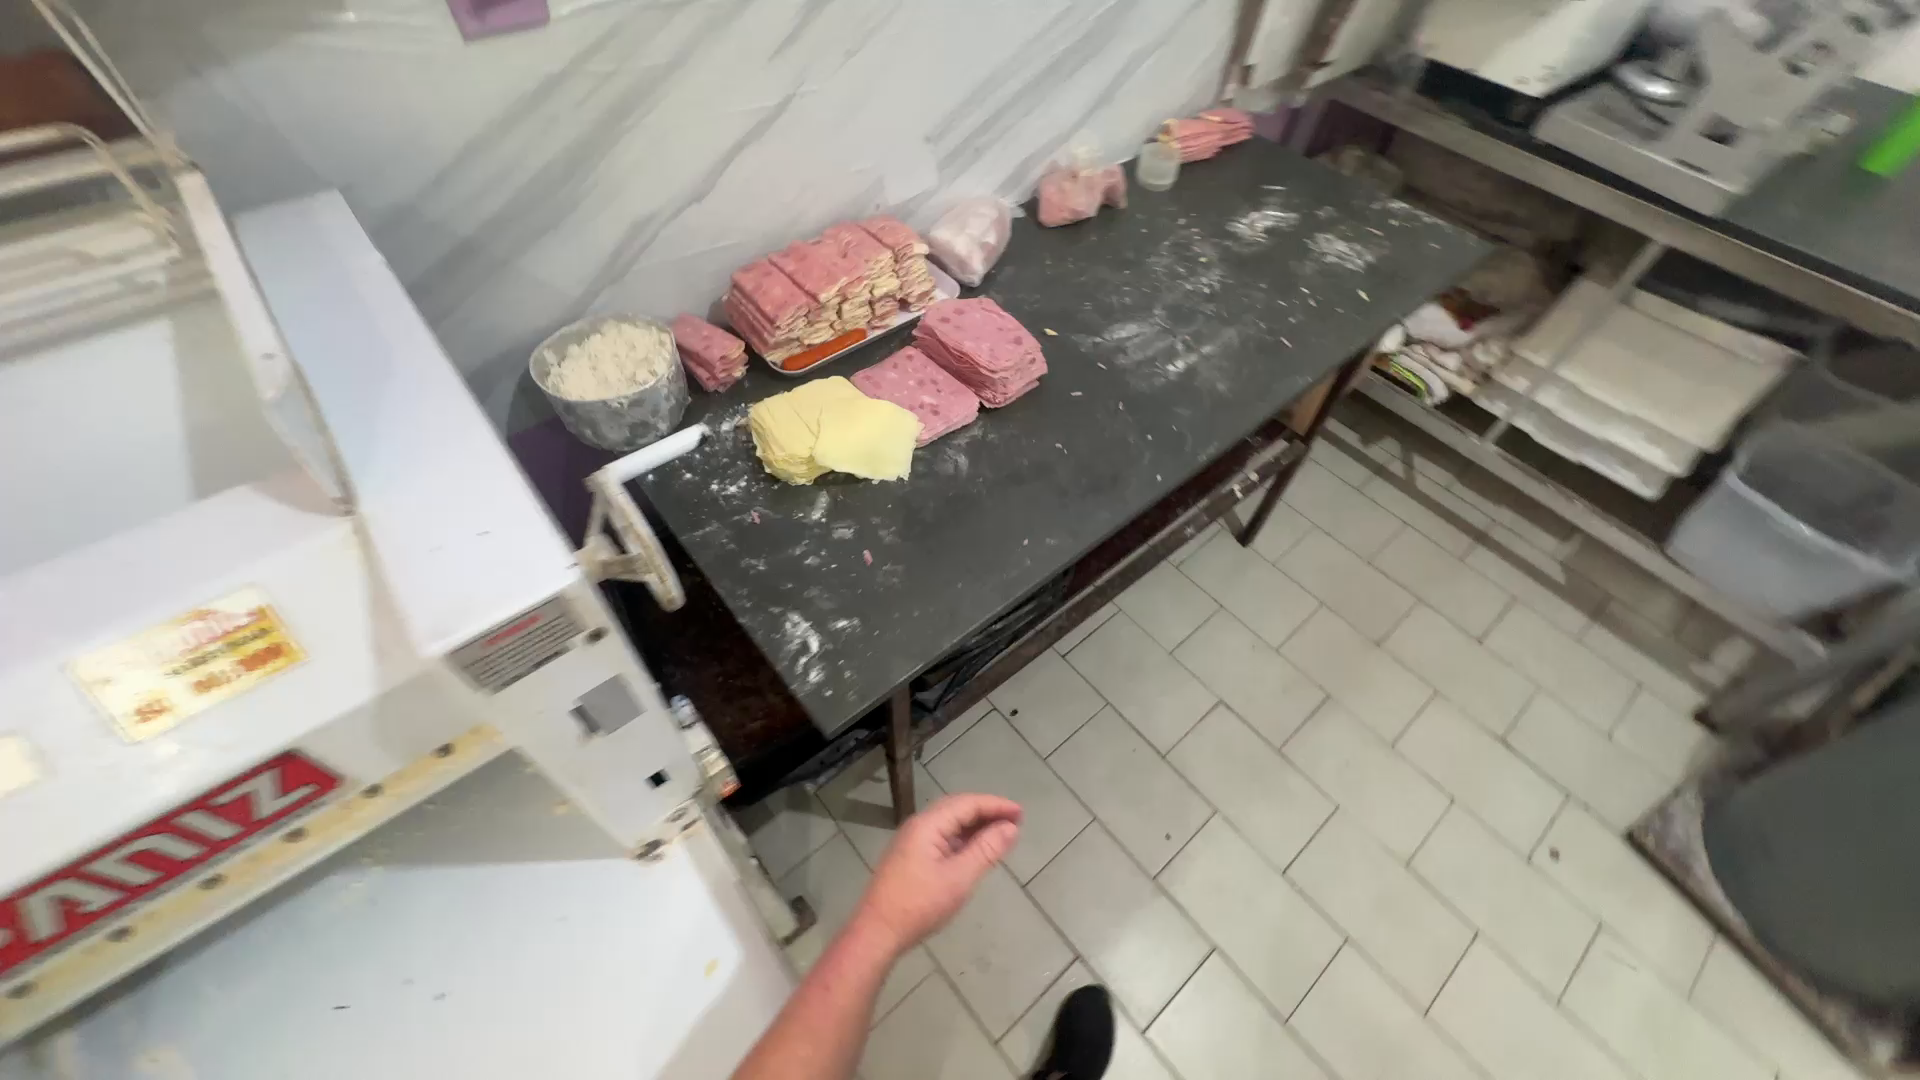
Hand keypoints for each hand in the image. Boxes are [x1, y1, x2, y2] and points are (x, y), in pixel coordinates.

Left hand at [853, 794, 1022, 956]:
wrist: (877, 932)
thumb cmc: (919, 904)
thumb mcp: (959, 878)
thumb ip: (985, 850)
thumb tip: (1011, 828)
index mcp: (928, 824)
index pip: (967, 803)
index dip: (996, 805)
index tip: (1021, 813)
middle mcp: (918, 825)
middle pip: (957, 808)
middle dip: (987, 811)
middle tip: (1015, 821)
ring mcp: (912, 841)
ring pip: (949, 823)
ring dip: (975, 825)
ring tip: (1000, 834)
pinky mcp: (910, 857)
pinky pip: (942, 837)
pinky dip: (962, 839)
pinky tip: (974, 851)